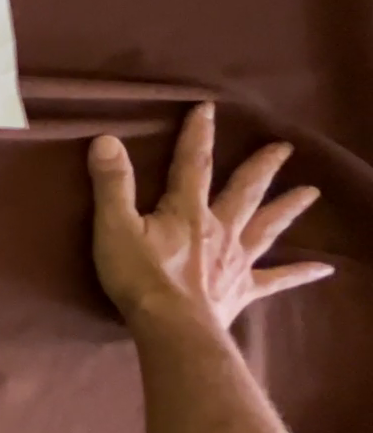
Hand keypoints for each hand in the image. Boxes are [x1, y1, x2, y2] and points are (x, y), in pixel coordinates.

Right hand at [87, 102, 331, 332]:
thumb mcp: (113, 224)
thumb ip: (112, 183)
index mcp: (188, 212)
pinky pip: (276, 279)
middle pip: (243, 192)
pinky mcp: (241, 288)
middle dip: (261, 169)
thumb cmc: (138, 273)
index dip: (198, 136)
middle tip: (284, 148)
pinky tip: (324, 269)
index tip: (208, 109)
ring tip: (311, 193)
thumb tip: (108, 139)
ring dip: (287, 209)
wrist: (171, 323)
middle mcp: (220, 229)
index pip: (191, 165)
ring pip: (267, 227)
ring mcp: (236, 260)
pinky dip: (300, 273)